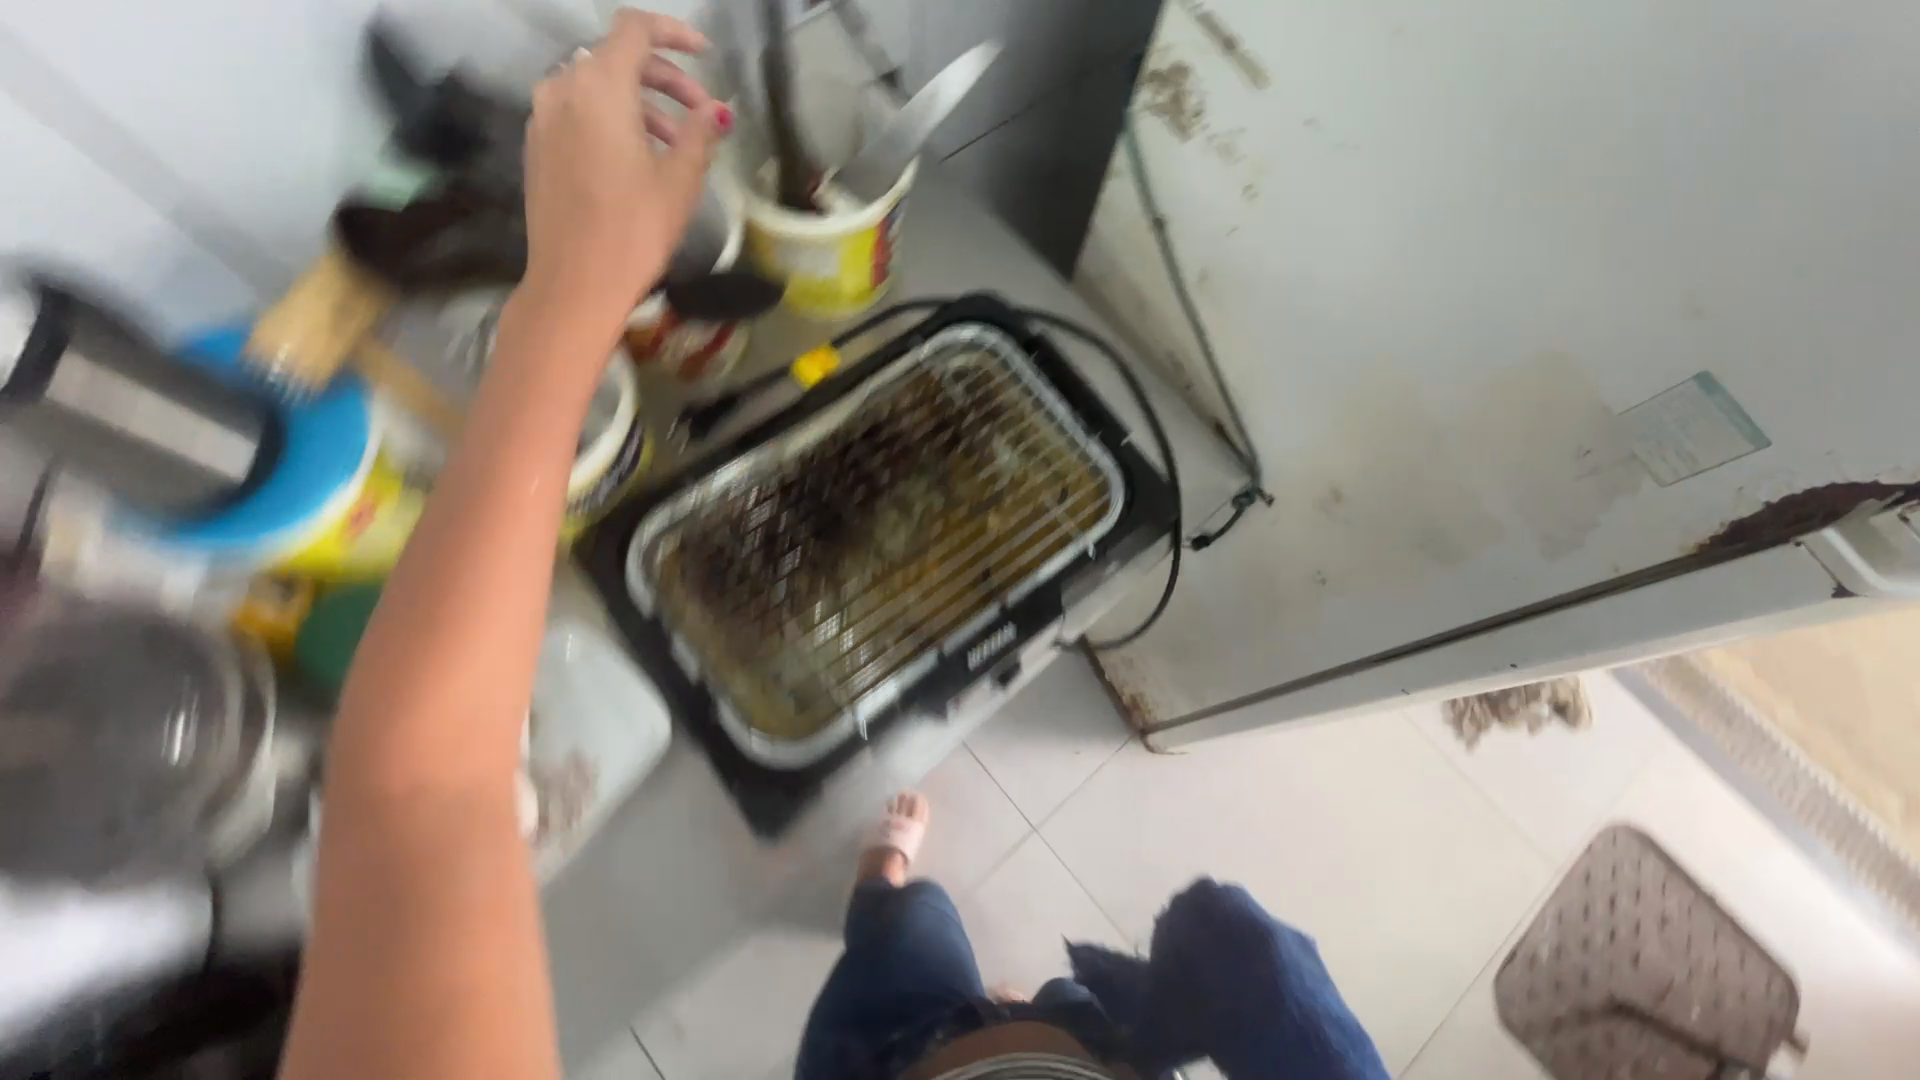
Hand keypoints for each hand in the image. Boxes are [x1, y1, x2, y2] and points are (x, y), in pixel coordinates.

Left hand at [521, 9, 729, 322]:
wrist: (575, 281)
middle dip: (665, 79)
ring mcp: (544, 117)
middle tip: (701, 115)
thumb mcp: (680, 181)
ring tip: (676, 147)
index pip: (636, 30)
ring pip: (597, 89)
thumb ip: (700, 134)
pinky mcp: (538, 147)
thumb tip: (715, 111)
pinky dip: (613, 122)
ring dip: (641, 106)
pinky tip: (638, 161)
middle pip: (617, 59)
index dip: (675, 34)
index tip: (706, 55)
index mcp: (600, 85)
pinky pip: (579, 114)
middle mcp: (563, 87)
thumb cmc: (634, 229)